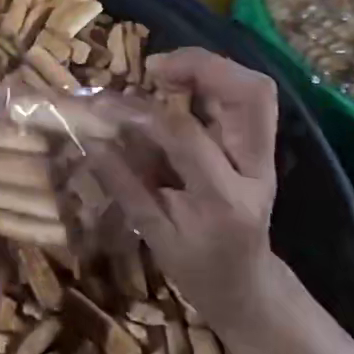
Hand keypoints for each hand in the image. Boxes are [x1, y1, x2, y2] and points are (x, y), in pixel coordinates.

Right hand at [86, 49, 281, 332]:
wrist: (248, 287)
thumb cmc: (198, 269)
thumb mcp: (154, 234)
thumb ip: (124, 183)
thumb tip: (90, 139)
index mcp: (224, 199)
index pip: (186, 136)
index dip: (140, 112)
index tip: (104, 104)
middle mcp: (254, 169)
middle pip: (249, 95)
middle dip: (201, 66)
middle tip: (153, 68)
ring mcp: (263, 156)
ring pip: (253, 89)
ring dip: (206, 67)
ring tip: (159, 71)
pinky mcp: (257, 146)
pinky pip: (241, 97)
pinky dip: (207, 80)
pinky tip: (172, 84)